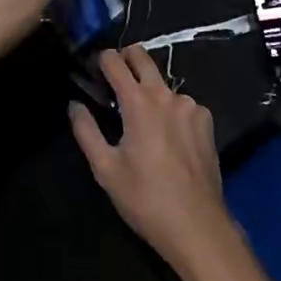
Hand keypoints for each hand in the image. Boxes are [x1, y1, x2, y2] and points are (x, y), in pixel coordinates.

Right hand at [70, 47, 235, 268]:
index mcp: (139, 102)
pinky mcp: (206, 119)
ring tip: (143, 121)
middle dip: (127, 57)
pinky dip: (171, 112)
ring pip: (164, 85)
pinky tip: (169, 138)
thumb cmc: (144, 197)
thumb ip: (87, 131)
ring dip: (151, 92)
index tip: (95, 64)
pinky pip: (183, 105)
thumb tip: (74, 104)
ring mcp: (190, 104)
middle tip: (116, 73)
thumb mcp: (105, 169)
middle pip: (143, 58)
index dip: (103, 59)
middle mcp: (166, 94)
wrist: (195, 222)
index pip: (116, 63)